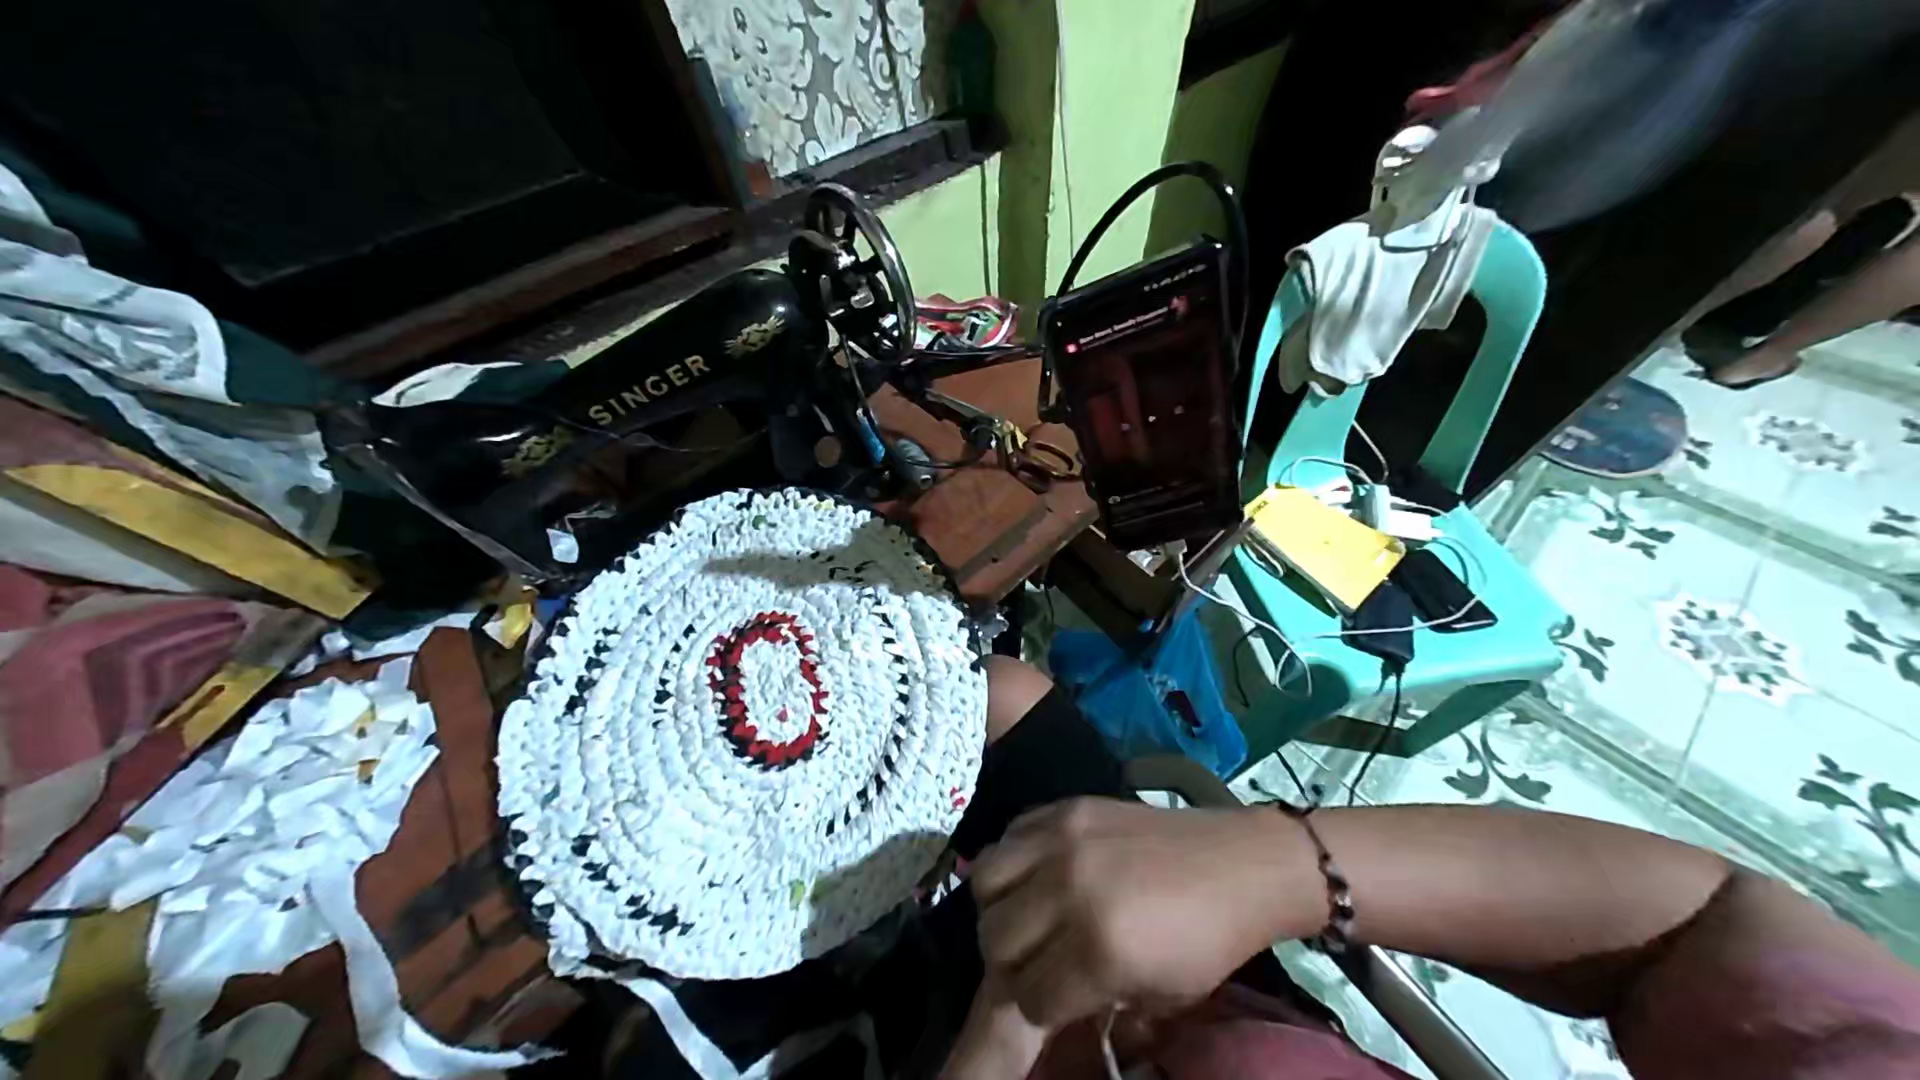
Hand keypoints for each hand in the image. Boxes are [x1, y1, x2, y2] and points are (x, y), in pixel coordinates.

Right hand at [968, 798, 1312, 1031]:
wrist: (1237, 863)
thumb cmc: (1206, 941)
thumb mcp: (1157, 996)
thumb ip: (1090, 1001)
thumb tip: (1041, 1002)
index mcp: (1101, 950)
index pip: (1028, 995)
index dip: (1039, 1008)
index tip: (1053, 1001)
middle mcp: (1069, 889)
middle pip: (995, 940)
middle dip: (1011, 963)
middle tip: (1034, 960)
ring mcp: (1062, 839)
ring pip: (986, 881)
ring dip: (998, 907)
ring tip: (1023, 912)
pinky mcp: (1064, 806)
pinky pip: (1008, 835)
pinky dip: (1011, 860)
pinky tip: (1035, 871)